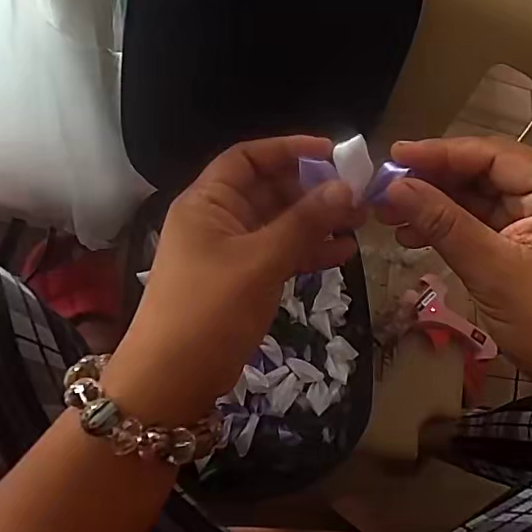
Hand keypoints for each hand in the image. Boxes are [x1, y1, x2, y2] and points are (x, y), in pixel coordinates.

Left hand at [103, 136, 365, 421]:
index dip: (288, 149)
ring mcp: (230, 251)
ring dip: (316, 221)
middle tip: (357, 195)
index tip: (332, 153)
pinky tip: (342, 253)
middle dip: (312, 189)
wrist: (171, 381)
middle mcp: (217, 219)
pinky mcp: (242, 279)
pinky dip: (307, 251)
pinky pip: (279, 253)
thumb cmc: (209, 310)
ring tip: (359, 223)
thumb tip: (345, 187)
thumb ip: (303, 223)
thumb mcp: (260, 261)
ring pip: (278, 223)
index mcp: (207, 201)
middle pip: (268, 189)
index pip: (248, 157)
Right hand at [375, 136, 531, 396]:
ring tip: (390, 216)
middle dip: (433, 181)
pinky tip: (415, 236)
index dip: (439, 153)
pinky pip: (487, 223)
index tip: (392, 156)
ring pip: (482, 198)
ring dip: (437, 205)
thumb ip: (442, 222)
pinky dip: (453, 228)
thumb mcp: (491, 270)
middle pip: (486, 173)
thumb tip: (394, 185)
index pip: (493, 154)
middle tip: (384, 190)